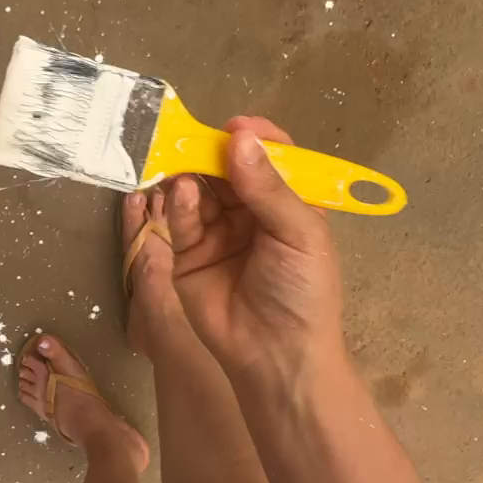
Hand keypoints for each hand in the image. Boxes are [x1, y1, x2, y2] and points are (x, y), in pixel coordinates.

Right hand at [161, 117, 348, 383]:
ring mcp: (218, 231)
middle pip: (228, 169)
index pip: (270, 158)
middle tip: (194, 136)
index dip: (255, 139)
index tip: (238, 127)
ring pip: (201, 189)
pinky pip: (182, 219)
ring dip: (193, 174)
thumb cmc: (302, 292)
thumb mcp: (298, 233)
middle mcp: (251, 212)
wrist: (275, 354)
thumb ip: (268, 187)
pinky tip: (184, 194)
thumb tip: (240, 138)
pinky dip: (181, 203)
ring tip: (185, 167)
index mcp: (287, 203)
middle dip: (213, 152)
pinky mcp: (188, 252)